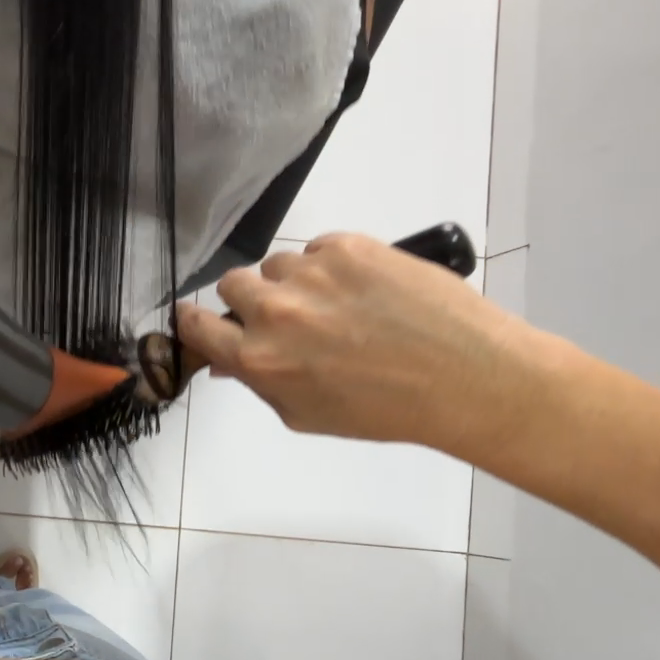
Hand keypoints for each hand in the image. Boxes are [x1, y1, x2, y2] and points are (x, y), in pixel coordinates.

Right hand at [175, 232, 541, 451]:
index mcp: (258, 359)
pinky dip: (329, 266)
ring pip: (276, 265)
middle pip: (231, 285)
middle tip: (282, 316)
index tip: (200, 321)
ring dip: (291, 282)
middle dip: (248, 301)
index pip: (195, 325)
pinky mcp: (349, 246)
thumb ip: (257, 383)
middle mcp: (275, 311)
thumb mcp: (304, 414)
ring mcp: (312, 273)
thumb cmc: (381, 410)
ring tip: (332, 303)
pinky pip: (317, 248)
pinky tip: (360, 289)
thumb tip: (227, 358)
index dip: (193, 322)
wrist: (466, 377)